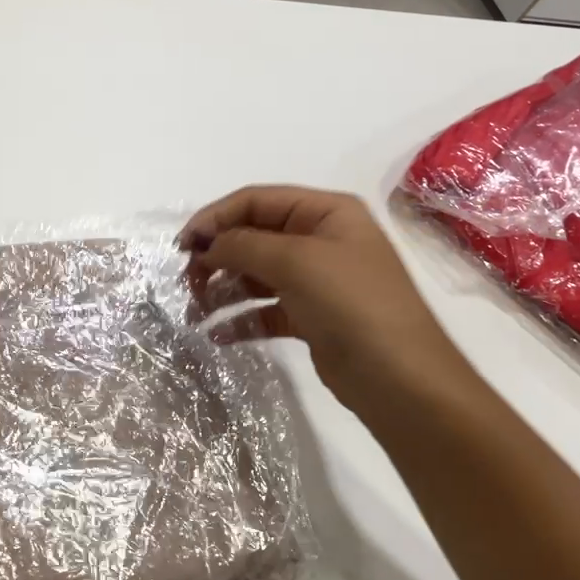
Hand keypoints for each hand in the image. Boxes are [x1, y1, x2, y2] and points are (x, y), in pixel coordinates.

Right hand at [179, 185, 472, 413]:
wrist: (399, 377)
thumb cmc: (352, 305)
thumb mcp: (295, 262)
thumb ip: (243, 245)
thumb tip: (207, 245)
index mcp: (325, 212)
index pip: (255, 201)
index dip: (214, 218)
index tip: (180, 247)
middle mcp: (320, 239)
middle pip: (252, 237)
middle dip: (216, 257)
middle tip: (187, 283)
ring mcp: (316, 280)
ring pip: (254, 275)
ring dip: (222, 290)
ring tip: (195, 312)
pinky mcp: (310, 317)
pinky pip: (264, 310)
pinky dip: (239, 319)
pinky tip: (217, 335)